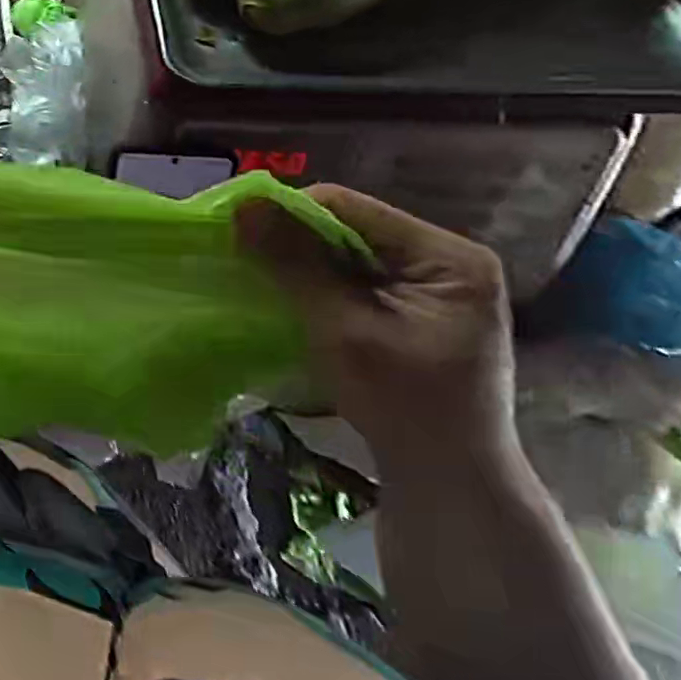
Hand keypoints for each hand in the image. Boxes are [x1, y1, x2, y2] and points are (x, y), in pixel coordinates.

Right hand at [235, 185, 516, 473]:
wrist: (447, 472)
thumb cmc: (402, 400)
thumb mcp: (340, 326)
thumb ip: (293, 263)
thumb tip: (243, 207)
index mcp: (447, 257)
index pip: (348, 207)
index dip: (285, 211)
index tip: (233, 229)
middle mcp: (443, 258)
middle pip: (346, 225)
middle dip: (289, 237)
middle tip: (236, 251)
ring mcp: (428, 282)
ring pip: (342, 249)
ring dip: (296, 259)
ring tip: (253, 270)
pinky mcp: (409, 303)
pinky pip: (348, 273)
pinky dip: (311, 279)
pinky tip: (283, 291)